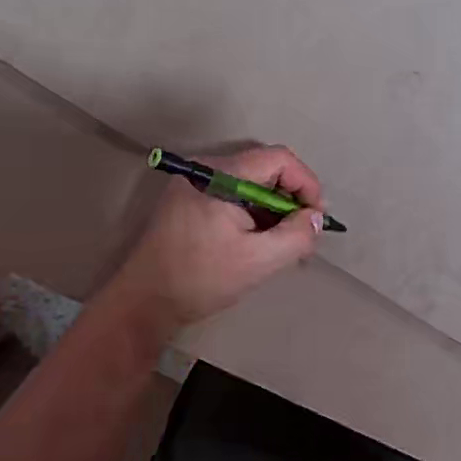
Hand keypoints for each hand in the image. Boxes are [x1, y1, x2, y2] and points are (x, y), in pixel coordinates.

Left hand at [96, 145, 325, 336]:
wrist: (143, 301)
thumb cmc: (200, 278)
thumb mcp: (258, 261)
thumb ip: (295, 236)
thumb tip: (316, 218)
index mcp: (221, 175)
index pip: (278, 159)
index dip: (305, 184)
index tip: (315, 218)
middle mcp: (206, 169)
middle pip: (264, 169)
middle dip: (290, 200)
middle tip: (302, 236)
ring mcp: (194, 184)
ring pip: (249, 184)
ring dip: (271, 210)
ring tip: (282, 246)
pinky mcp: (188, 201)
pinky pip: (231, 196)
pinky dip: (251, 215)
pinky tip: (257, 244)